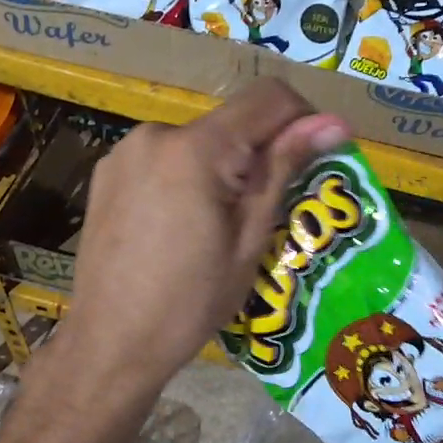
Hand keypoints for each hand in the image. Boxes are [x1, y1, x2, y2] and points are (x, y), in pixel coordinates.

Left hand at [60, 79, 346, 393]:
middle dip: (259, 154)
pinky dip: (187, 178)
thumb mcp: (250, 239)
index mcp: (195, 148)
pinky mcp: (107, 173)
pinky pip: (165, 159)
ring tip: (220, 228)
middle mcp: (155, 134)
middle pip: (231, 122)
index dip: (304, 118)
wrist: (110, 344)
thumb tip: (335, 123)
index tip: (316, 159)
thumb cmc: (190, 302)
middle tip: (267, 213)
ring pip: (198, 141)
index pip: (268, 98)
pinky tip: (182, 228)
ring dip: (222, 168)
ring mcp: (124, 152)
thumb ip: (285, 169)